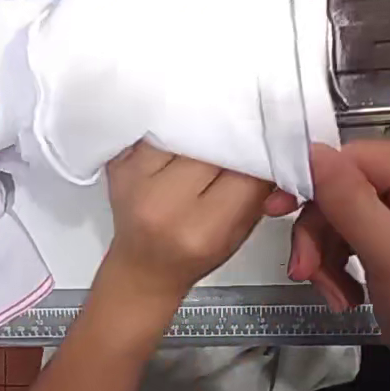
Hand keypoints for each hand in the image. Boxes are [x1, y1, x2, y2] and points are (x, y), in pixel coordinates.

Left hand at [101, 141, 297, 309]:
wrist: (144, 268)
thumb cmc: (196, 256)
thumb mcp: (239, 232)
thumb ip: (257, 192)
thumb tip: (271, 142)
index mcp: (201, 230)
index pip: (244, 173)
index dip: (260, 153)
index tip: (272, 141)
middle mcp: (163, 204)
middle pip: (212, 145)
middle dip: (234, 134)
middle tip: (248, 125)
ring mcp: (134, 180)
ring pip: (183, 128)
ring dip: (204, 122)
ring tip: (217, 121)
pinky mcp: (117, 163)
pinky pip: (155, 127)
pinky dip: (176, 123)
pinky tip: (188, 124)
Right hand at [289, 140, 389, 390]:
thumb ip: (349, 200)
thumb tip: (310, 151)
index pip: (364, 157)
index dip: (317, 180)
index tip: (276, 210)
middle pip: (350, 189)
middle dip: (322, 233)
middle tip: (303, 272)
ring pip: (345, 217)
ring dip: (328, 257)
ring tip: (333, 296)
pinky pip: (354, 240)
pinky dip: (341, 268)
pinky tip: (346, 297)